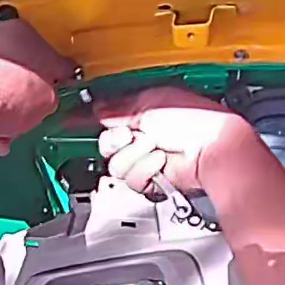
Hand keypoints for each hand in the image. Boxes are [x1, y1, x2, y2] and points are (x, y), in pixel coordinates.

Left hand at [0, 19, 74, 154]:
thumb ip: (49, 96)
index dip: (57, 78)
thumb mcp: (47, 101)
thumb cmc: (0, 94)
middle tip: (30, 114)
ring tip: (4, 130)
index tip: (59, 90)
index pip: (50, 56)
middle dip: (23, 93)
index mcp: (25, 33)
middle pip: (17, 67)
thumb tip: (46, 103)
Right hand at [95, 87, 261, 195]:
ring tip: (155, 148)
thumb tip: (97, 109)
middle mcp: (143, 137)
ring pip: (117, 165)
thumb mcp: (150, 103)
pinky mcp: (152, 181)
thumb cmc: (193, 120)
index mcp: (143, 113)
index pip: (107, 117)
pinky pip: (132, 180)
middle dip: (117, 140)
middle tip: (132, 135)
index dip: (92, 119)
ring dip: (136, 155)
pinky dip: (146, 170)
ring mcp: (147, 160)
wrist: (211, 148)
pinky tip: (161, 163)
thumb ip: (118, 108)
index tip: (74, 120)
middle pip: (106, 144)